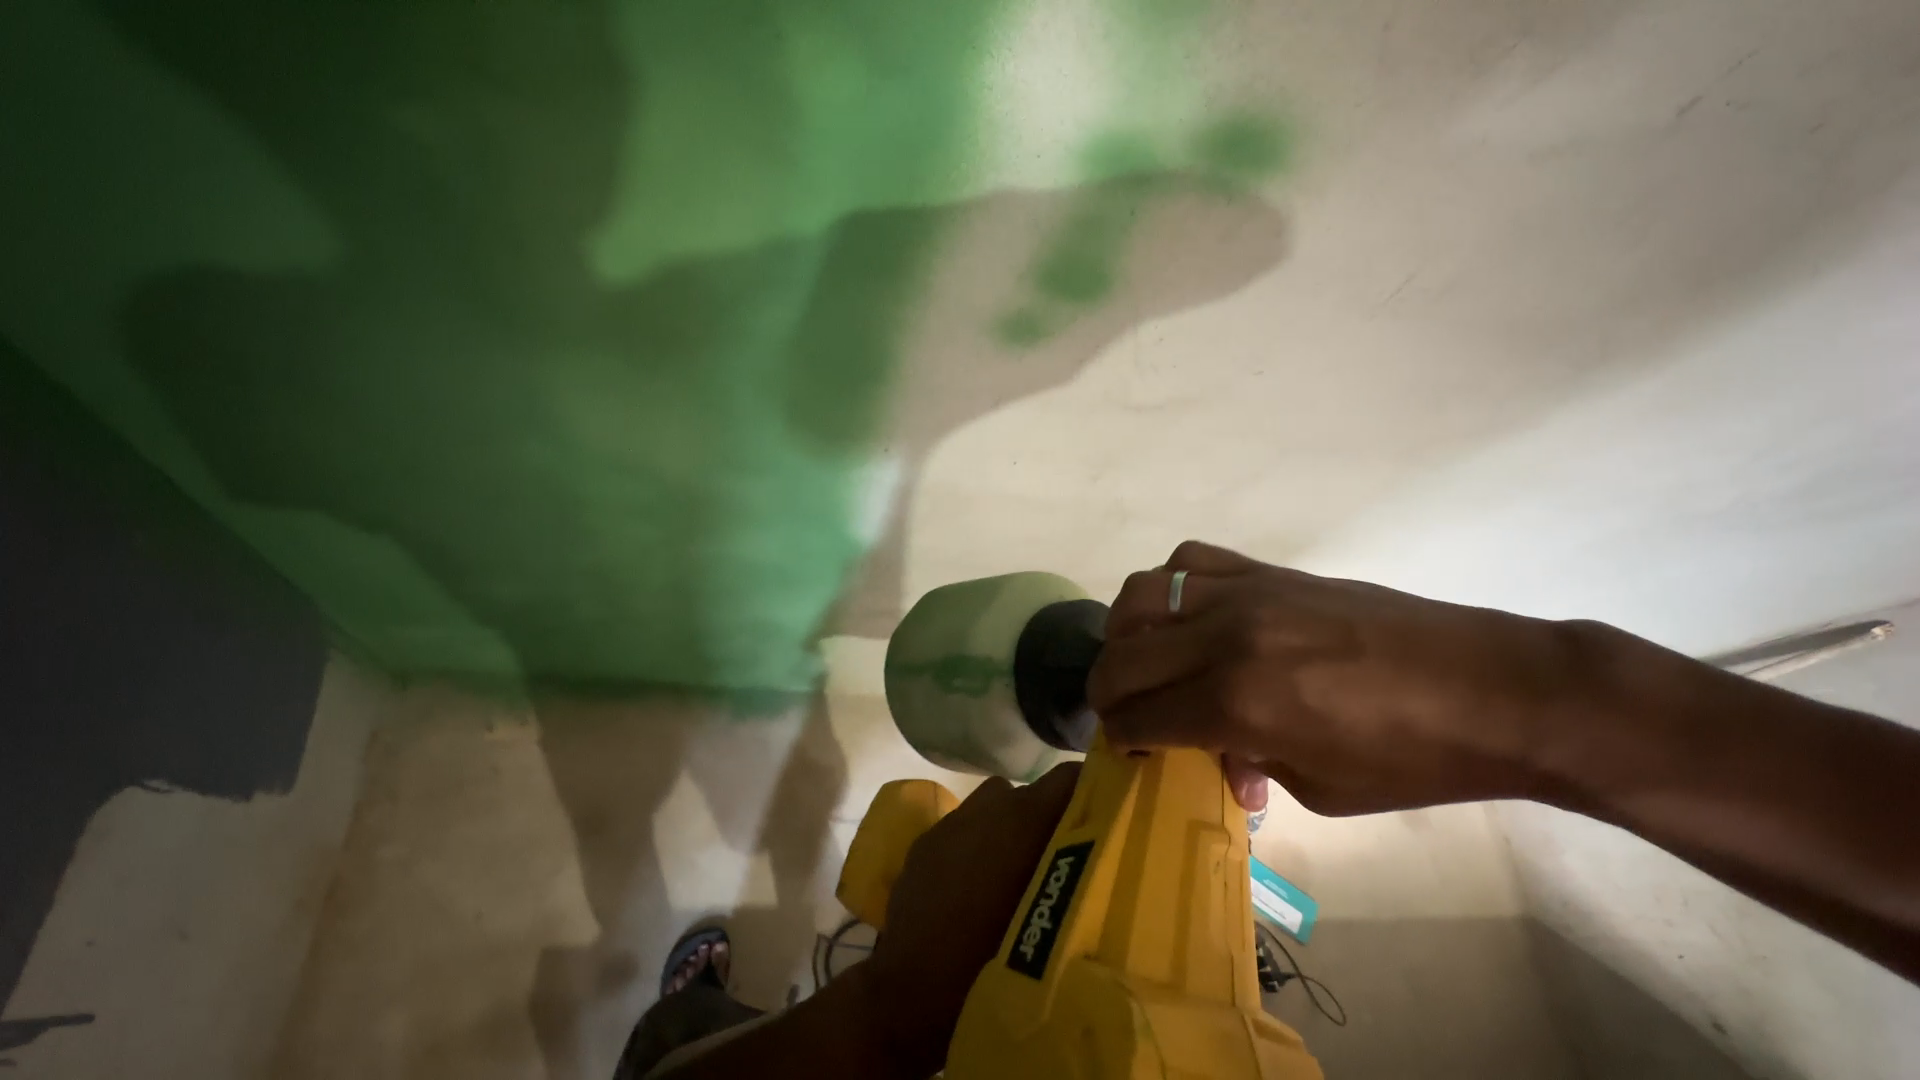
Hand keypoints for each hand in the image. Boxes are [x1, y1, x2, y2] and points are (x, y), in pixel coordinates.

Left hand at [854, 763, 1080, 1074]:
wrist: (915, 993)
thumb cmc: (996, 958)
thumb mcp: (1055, 914)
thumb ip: (1077, 869)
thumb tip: (1096, 845)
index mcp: (1023, 818)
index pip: (1069, 777)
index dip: (1092, 792)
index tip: (1108, 816)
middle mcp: (986, 807)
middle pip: (1030, 793)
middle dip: (1049, 816)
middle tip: (1066, 857)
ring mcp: (949, 823)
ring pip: (993, 808)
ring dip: (1009, 827)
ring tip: (1019, 871)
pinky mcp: (922, 845)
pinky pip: (962, 829)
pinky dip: (976, 844)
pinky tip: (977, 886)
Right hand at [1088, 541, 1594, 815]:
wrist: (1496, 692)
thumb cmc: (1412, 760)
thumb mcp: (1319, 787)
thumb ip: (1246, 759)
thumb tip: (1217, 752)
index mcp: (1236, 702)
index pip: (1139, 715)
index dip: (1122, 737)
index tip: (1127, 749)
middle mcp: (1225, 637)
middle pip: (1124, 656)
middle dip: (1110, 694)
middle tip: (1127, 715)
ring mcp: (1246, 593)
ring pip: (1143, 594)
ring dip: (1128, 634)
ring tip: (1149, 659)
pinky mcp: (1271, 571)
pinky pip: (1191, 560)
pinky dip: (1171, 588)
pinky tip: (1191, 616)